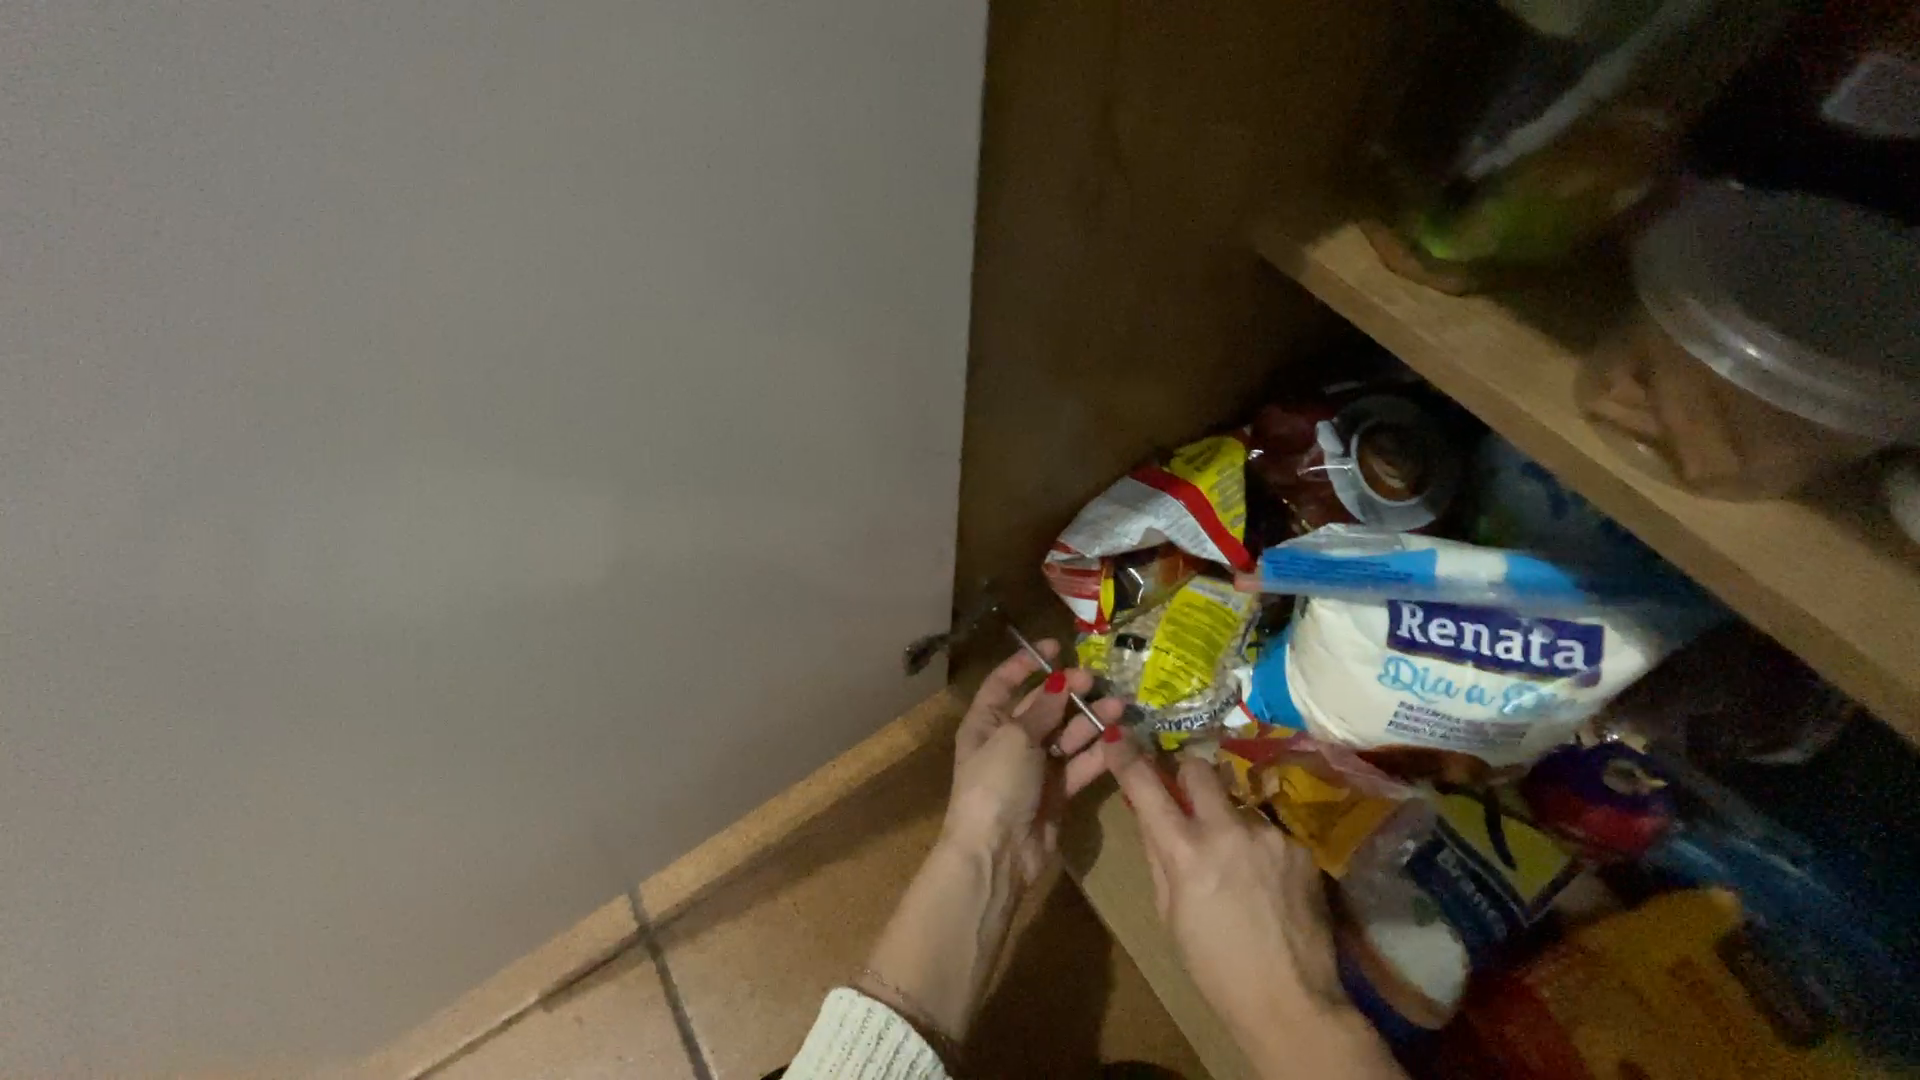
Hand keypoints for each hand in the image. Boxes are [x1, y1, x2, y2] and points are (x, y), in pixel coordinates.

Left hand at [944, 640, 1122, 881]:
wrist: (997, 853)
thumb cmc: (995, 784)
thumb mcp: (1014, 738)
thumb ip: (1042, 710)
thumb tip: (1061, 682)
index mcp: (985, 723)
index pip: (1004, 683)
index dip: (1027, 663)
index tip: (1056, 647)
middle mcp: (1008, 741)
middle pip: (1042, 707)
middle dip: (1068, 691)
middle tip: (1096, 678)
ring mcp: (1034, 768)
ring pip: (1066, 735)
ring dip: (1090, 719)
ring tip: (1119, 704)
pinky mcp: (1057, 792)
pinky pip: (1079, 764)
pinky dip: (1098, 752)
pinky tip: (1120, 737)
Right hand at [1103, 738, 1401, 1077]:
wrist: (1291, 1003)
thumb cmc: (1214, 966)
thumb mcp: (1168, 911)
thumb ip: (1157, 853)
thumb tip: (1148, 812)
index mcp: (1186, 851)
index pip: (1146, 785)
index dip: (1126, 757)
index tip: (1117, 741)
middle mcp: (1228, 830)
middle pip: (1199, 767)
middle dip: (1186, 774)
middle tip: (1185, 795)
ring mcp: (1269, 835)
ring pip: (1237, 802)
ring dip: (1227, 818)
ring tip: (1235, 861)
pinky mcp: (1301, 848)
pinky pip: (1268, 831)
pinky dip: (1258, 846)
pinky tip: (1264, 880)